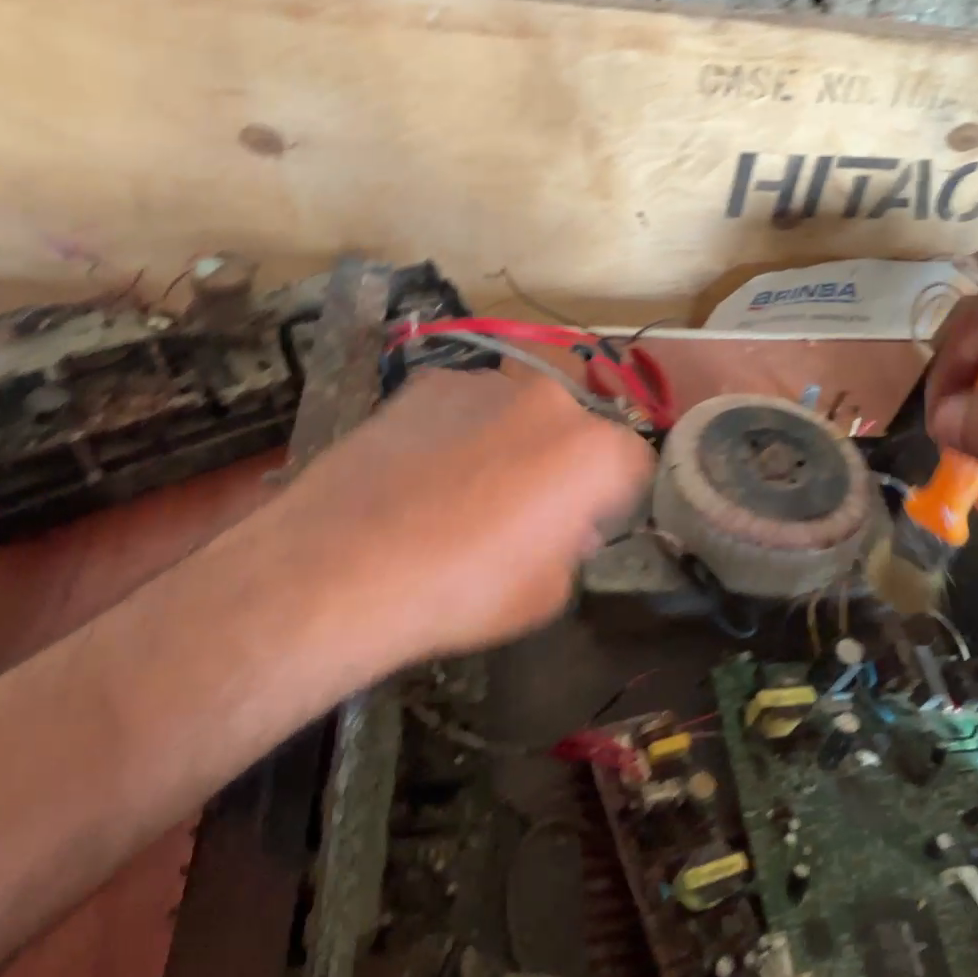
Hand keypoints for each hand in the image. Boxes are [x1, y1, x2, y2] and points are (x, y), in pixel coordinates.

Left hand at [266, 367, 653, 664]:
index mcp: (594, 451)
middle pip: (576, 429)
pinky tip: (422, 474)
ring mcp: (483, 383)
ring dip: (511, 443)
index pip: (634, 464)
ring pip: (518, 412)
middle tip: (527, 511)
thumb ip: (571, 546)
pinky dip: (458, 432)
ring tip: (464, 492)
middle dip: (564, 465)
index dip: (614, 499)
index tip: (587, 527)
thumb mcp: (548, 593)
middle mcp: (548, 400)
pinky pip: (464, 407)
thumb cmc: (464, 589)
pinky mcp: (425, 383)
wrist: (343, 565)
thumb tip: (560, 525)